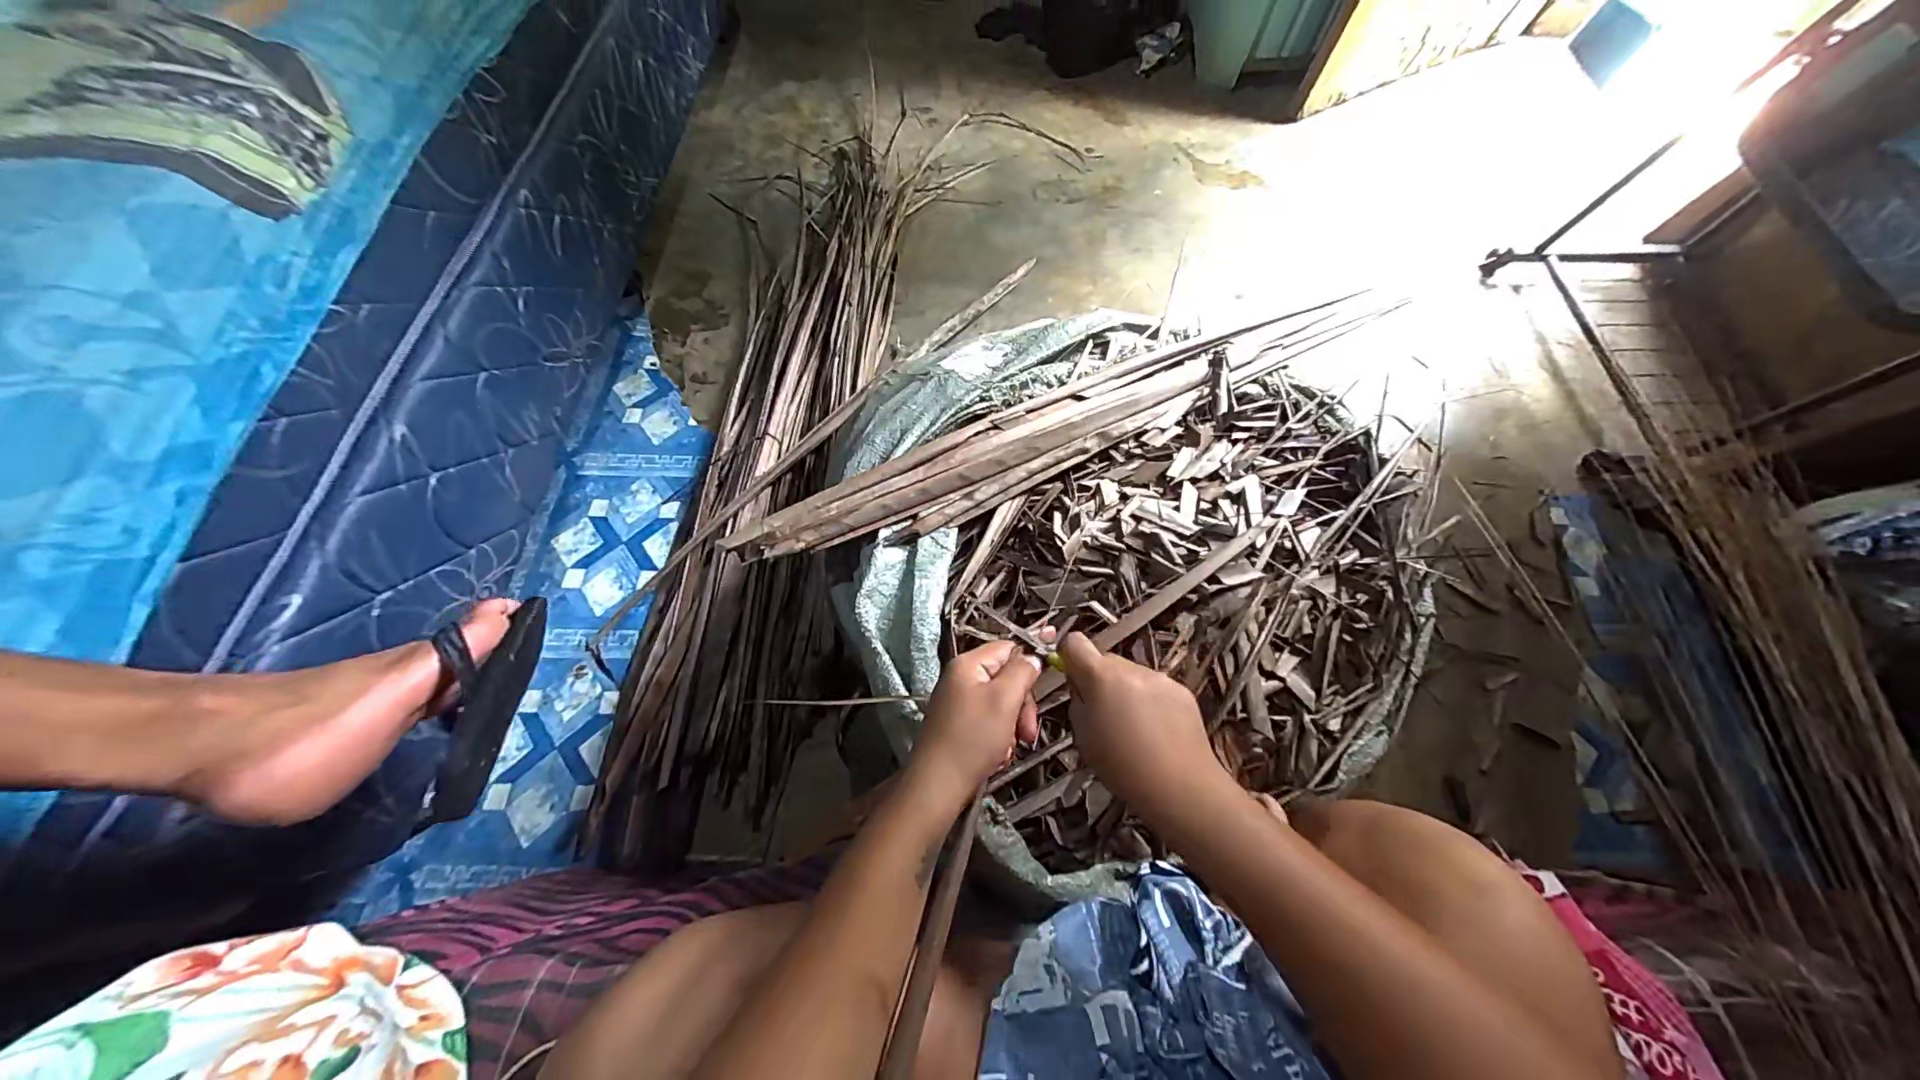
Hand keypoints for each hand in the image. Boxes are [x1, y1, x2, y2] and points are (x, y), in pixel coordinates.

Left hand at [911, 640, 1042, 801]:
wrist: (939, 784)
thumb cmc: (972, 739)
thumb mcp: (1004, 700)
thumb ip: (1022, 671)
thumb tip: (1033, 657)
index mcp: (968, 664)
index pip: (1009, 648)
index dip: (1029, 665)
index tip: (1045, 686)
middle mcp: (961, 679)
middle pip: (1007, 678)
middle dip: (1022, 705)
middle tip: (1026, 731)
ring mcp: (960, 702)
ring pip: (1002, 703)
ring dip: (1013, 725)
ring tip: (1009, 747)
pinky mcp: (960, 724)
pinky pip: (990, 722)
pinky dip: (999, 737)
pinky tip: (997, 754)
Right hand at [1058, 631, 1236, 827]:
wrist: (1179, 785)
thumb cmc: (1123, 766)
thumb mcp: (1082, 735)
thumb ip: (1077, 700)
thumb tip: (1079, 684)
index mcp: (1100, 676)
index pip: (1074, 642)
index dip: (1069, 656)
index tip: (1071, 674)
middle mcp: (1130, 669)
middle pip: (1105, 660)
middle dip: (1099, 679)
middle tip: (1101, 712)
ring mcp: (1158, 678)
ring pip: (1130, 674)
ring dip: (1125, 691)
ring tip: (1131, 727)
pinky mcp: (1180, 689)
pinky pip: (1154, 687)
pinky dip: (1149, 701)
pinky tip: (1153, 730)